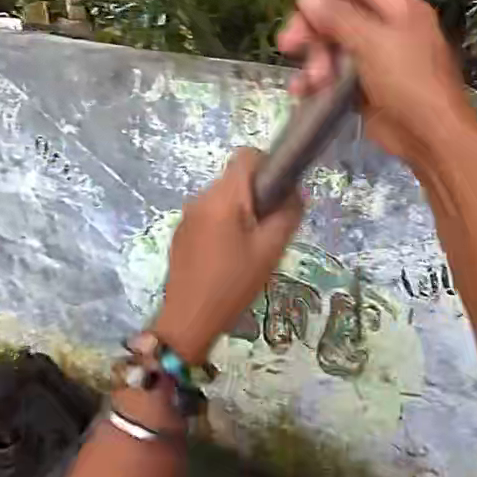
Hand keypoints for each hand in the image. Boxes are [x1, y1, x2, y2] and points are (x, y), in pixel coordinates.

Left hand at [152, 149, 301, 363]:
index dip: (268, 166)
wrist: (189, 320)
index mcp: (222, 197)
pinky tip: (228, 258)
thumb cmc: (233, 284)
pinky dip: (224, 225)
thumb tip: (295, 192)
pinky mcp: (181, 233)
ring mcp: (187, 215)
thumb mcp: (270, 250)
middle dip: (256, 196)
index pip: (246, 156)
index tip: (278, 195)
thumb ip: (287, 215)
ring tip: (249, 249)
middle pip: (235, 179)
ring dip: (240, 212)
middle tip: (268, 231)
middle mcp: (201, 198)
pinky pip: (209, 215)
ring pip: (223, 198)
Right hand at [275, 0, 476, 168]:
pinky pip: (333, 74)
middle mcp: (387, 28)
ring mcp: (375, 59)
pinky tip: (303, 91)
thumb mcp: (373, 44)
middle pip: (339, 12)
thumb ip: (337, 17)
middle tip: (289, 42)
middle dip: (311, 25)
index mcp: (399, 9)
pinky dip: (317, 80)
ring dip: (314, 58)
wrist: (431, 139)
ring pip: (332, 45)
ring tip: (311, 78)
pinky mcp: (364, 87)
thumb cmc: (410, 84)